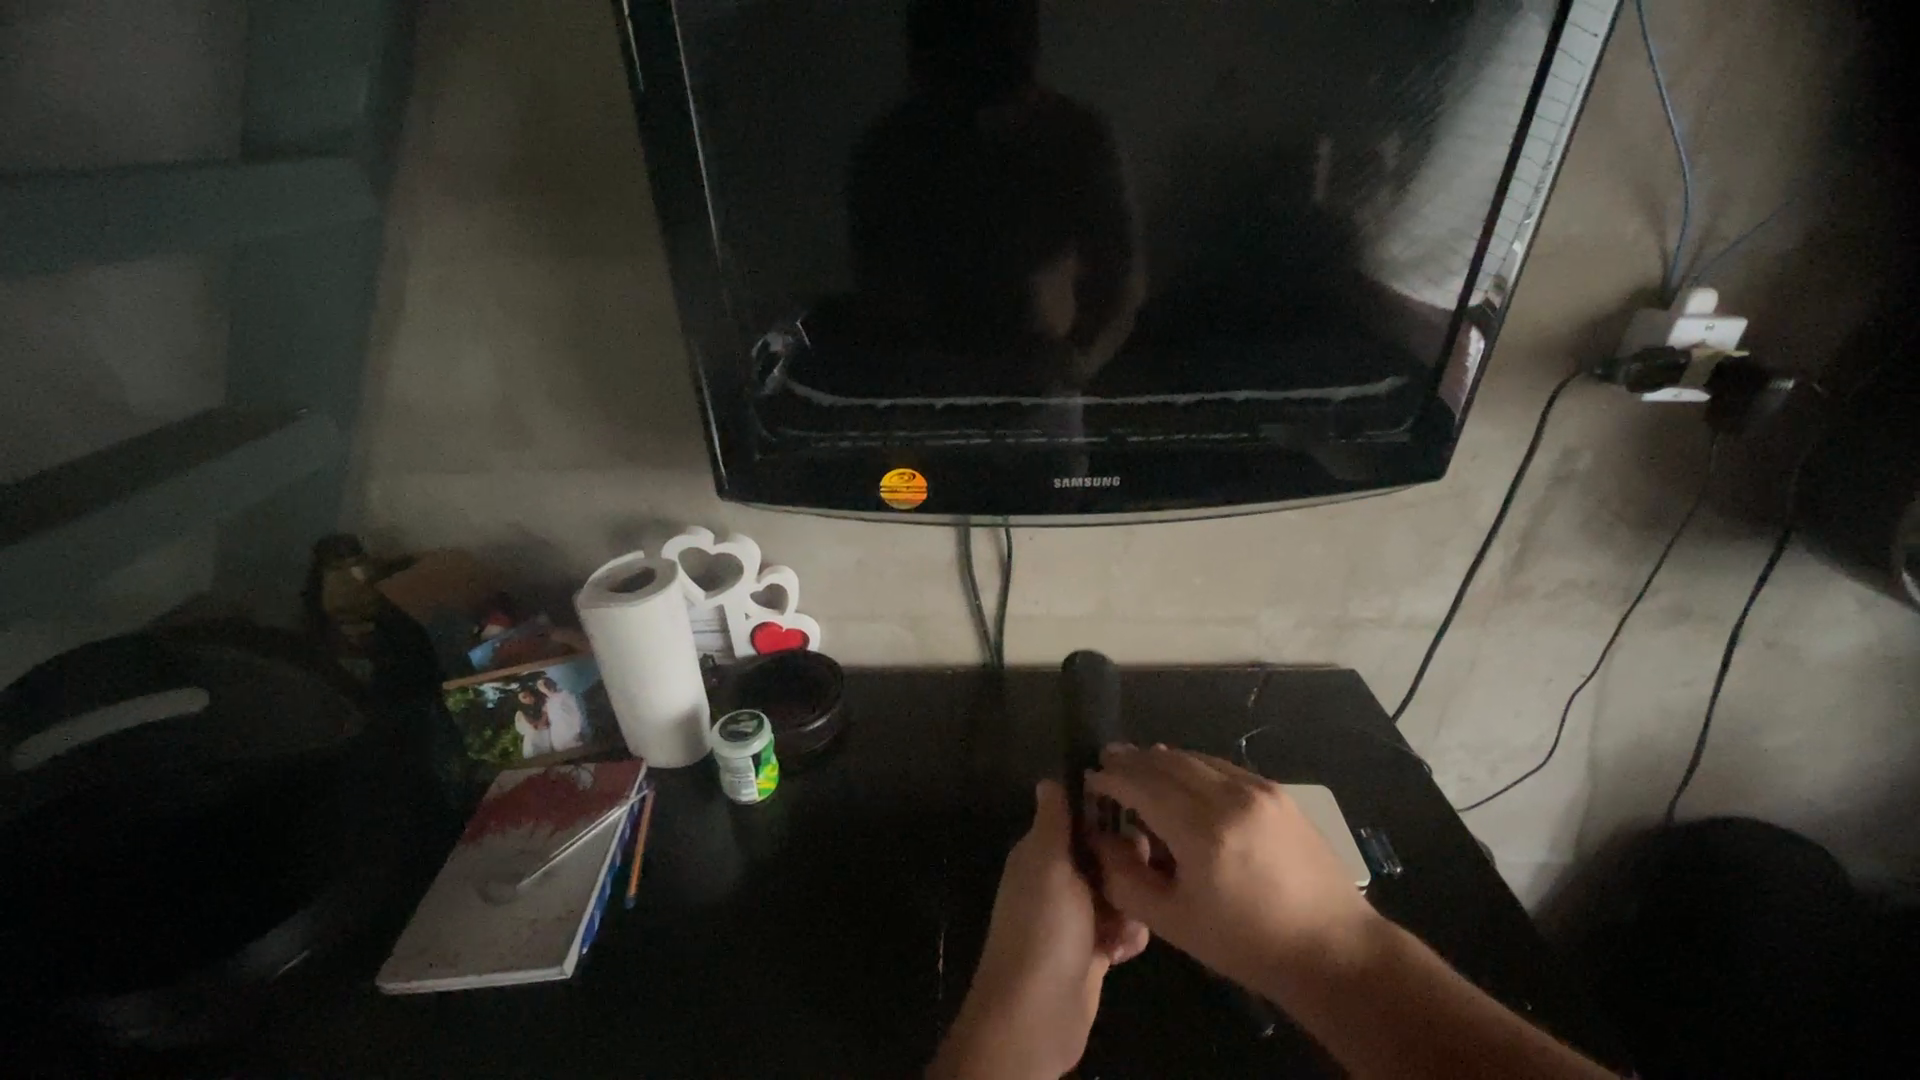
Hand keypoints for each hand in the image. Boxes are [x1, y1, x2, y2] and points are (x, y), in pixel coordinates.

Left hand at [929, 780, 1148, 1079]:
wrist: (1036, 1014)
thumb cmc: (1043, 928)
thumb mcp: (1046, 863)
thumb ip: (1052, 821)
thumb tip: (1049, 779)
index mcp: (1040, 853)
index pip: (1079, 818)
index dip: (1106, 814)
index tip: (1136, 815)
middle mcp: (1056, 880)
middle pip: (1105, 855)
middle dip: (1126, 864)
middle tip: (1138, 876)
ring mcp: (1074, 917)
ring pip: (1119, 892)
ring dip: (1130, 906)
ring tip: (1126, 924)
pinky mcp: (1091, 951)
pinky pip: (1121, 929)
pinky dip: (1127, 937)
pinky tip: (1124, 950)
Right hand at [1086, 745, 1380, 998]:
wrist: (1333, 949)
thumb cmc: (1247, 944)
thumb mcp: (1173, 923)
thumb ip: (1124, 878)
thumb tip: (1098, 839)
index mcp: (1202, 832)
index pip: (1141, 784)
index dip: (1110, 778)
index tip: (1089, 778)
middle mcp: (1229, 798)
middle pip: (1166, 762)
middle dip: (1131, 760)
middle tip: (1106, 763)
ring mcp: (1258, 790)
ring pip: (1194, 758)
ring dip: (1161, 760)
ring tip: (1138, 767)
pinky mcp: (1277, 792)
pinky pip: (1221, 767)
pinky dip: (1193, 767)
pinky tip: (1183, 779)